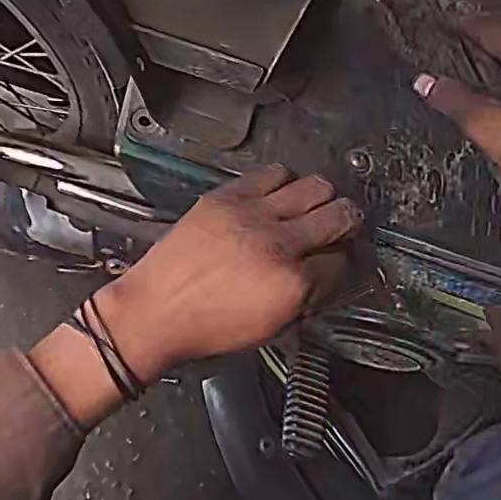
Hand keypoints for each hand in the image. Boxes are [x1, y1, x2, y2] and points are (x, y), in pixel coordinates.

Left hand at [28, 165, 360, 424]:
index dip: (342, 263)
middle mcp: (278, 243)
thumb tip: (326, 274)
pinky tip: (277, 196)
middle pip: (340, 215)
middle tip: (338, 229)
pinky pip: (272, 172)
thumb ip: (306, 296)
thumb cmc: (205, 326)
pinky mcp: (226, 196)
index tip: (336, 261)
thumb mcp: (269, 327)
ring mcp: (252, 214)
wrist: (154, 310)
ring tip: (308, 210)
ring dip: (318, 199)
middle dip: (346, 224)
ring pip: (314, 185)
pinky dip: (282, 182)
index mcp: (291, 285)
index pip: (341, 262)